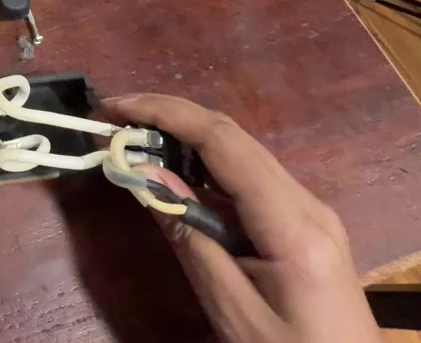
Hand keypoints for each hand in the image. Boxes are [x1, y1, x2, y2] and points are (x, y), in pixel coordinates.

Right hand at [104, 95, 379, 342]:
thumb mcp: (233, 310)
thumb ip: (190, 237)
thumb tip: (144, 171)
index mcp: (293, 222)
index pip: (221, 141)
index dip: (163, 113)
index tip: (112, 110)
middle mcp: (306, 201)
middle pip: (229, 133)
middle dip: (166, 114)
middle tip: (111, 117)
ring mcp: (308, 209)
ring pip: (237, 148)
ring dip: (181, 133)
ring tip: (132, 137)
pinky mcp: (302, 221)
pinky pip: (245, 174)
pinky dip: (201, 161)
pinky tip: (171, 168)